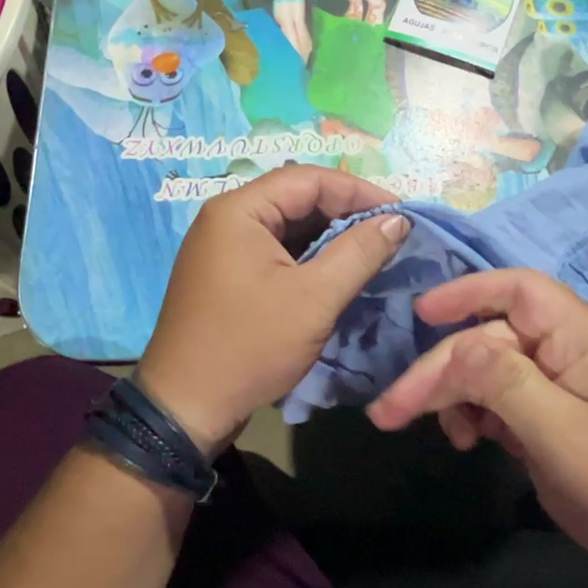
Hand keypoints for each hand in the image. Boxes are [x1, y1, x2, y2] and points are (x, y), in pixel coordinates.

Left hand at [136, 166, 409, 453]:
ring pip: (287, 227)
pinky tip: (339, 272)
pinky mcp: (226, 276)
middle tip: (392, 233)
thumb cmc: (249, 346)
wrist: (185, 408)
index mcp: (239, 210)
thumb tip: (397, 220)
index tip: (402, 212)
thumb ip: (359, 252)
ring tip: (374, 252)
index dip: (359, 191)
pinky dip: (309, 258)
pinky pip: (275, 252)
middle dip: (346, 213)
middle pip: (296, 198)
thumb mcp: (314, 299)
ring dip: (330, 237)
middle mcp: (226, 218)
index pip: (308, 179)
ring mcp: (222, 248)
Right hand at [364, 269, 587, 587]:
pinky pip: (499, 403)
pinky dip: (473, 416)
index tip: (419, 314)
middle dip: (439, 371)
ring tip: (426, 431)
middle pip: (490, 341)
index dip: (468, 291)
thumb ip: (509, 385)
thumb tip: (455, 347)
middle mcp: (568, 355)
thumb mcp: (568, 438)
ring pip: (488, 373)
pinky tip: (466, 441)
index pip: (520, 291)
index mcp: (584, 340)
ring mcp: (559, 389)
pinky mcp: (551, 422)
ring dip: (451, 395)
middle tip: (390, 412)